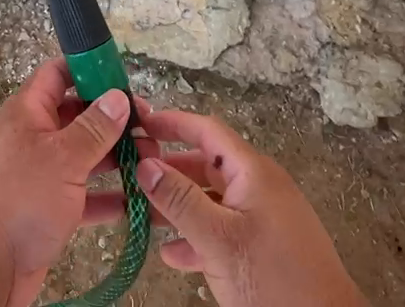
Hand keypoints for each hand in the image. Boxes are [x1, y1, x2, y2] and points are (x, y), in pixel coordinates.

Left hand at [0, 58, 145, 305]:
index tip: (124, 78)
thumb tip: (118, 96)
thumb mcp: (63, 157)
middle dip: (112, 119)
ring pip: (84, 156)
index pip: (58, 74)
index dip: (89, 69)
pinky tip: (137, 201)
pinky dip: (107, 196)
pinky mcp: (49, 207)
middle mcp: (34, 136)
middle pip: (77, 115)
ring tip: (153, 161)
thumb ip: (94, 128)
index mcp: (29, 111)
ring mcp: (41, 173)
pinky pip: (83, 194)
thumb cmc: (20, 198)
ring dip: (116, 157)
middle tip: (151, 128)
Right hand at [136, 109, 366, 306]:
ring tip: (142, 216)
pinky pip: (224, 229)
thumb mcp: (218, 240)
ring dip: (179, 206)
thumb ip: (180, 199)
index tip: (137, 125)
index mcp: (253, 172)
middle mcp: (260, 187)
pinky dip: (198, 236)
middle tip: (131, 175)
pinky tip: (173, 255)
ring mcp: (264, 218)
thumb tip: (144, 163)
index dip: (171, 123)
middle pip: (206, 164)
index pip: (207, 130)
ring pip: (212, 199)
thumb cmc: (273, 280)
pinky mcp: (266, 247)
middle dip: (168, 169)